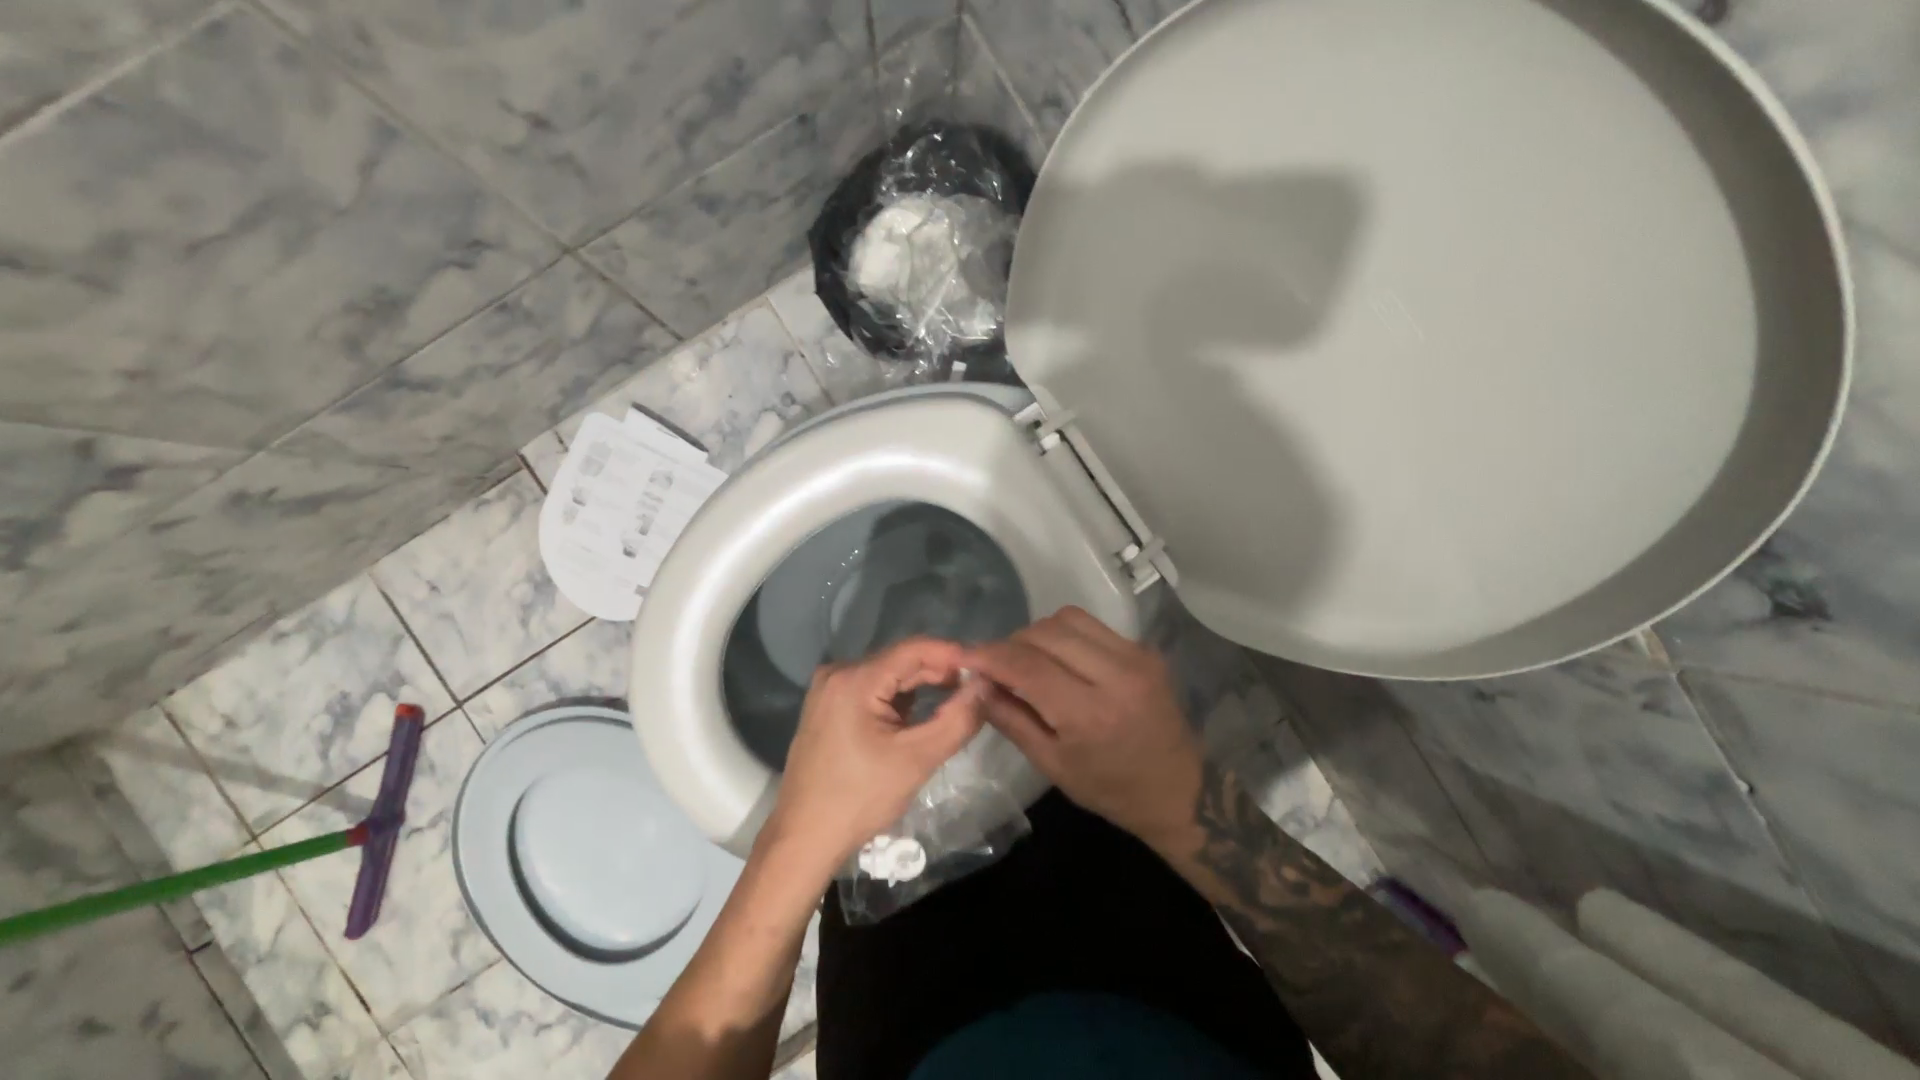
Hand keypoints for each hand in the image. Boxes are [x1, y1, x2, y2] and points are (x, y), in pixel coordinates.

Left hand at [762, 638, 988, 879]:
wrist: (804, 837)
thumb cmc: (860, 798)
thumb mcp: (917, 759)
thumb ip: (957, 719)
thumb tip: (986, 685)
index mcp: (855, 679)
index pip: (914, 649)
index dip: (953, 655)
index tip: (985, 669)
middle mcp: (837, 673)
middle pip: (900, 661)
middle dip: (939, 674)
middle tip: (976, 691)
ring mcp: (829, 690)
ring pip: (887, 677)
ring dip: (920, 688)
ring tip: (956, 704)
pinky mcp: (827, 708)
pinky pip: (872, 692)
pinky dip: (898, 701)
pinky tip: (920, 717)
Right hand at [963, 607, 1203, 848]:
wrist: (1179, 789)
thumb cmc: (1110, 788)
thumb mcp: (1052, 765)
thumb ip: (1010, 718)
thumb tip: (975, 684)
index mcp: (1089, 713)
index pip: (1027, 665)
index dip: (988, 655)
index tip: (962, 656)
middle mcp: (1116, 674)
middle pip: (1046, 632)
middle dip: (1011, 643)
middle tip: (996, 666)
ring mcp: (1136, 657)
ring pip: (1068, 619)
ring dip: (1038, 634)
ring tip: (1028, 660)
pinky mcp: (1145, 650)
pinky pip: (1092, 626)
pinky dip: (1066, 637)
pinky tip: (1061, 661)